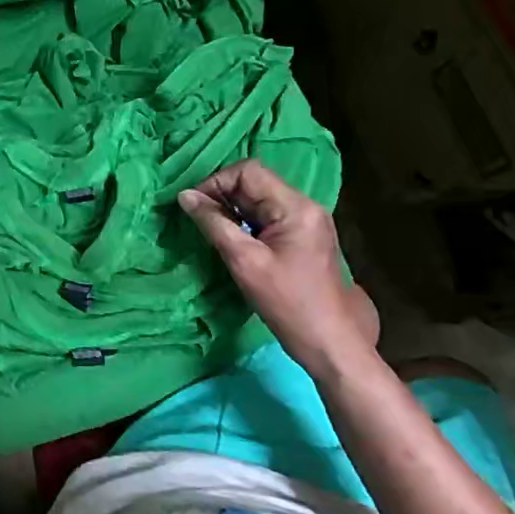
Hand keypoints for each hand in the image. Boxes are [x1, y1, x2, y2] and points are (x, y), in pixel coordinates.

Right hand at [178, 160, 379, 380]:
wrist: (329, 341)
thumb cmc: (287, 303)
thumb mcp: (244, 262)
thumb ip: (214, 224)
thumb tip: (185, 196)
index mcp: (295, 206)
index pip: (249, 171)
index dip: (216, 182)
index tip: (194, 206)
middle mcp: (304, 206)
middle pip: (255, 183)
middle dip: (222, 196)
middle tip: (199, 220)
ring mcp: (306, 221)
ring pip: (260, 200)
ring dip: (232, 210)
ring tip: (212, 231)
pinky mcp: (303, 237)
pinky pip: (268, 217)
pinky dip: (246, 223)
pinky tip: (233, 241)